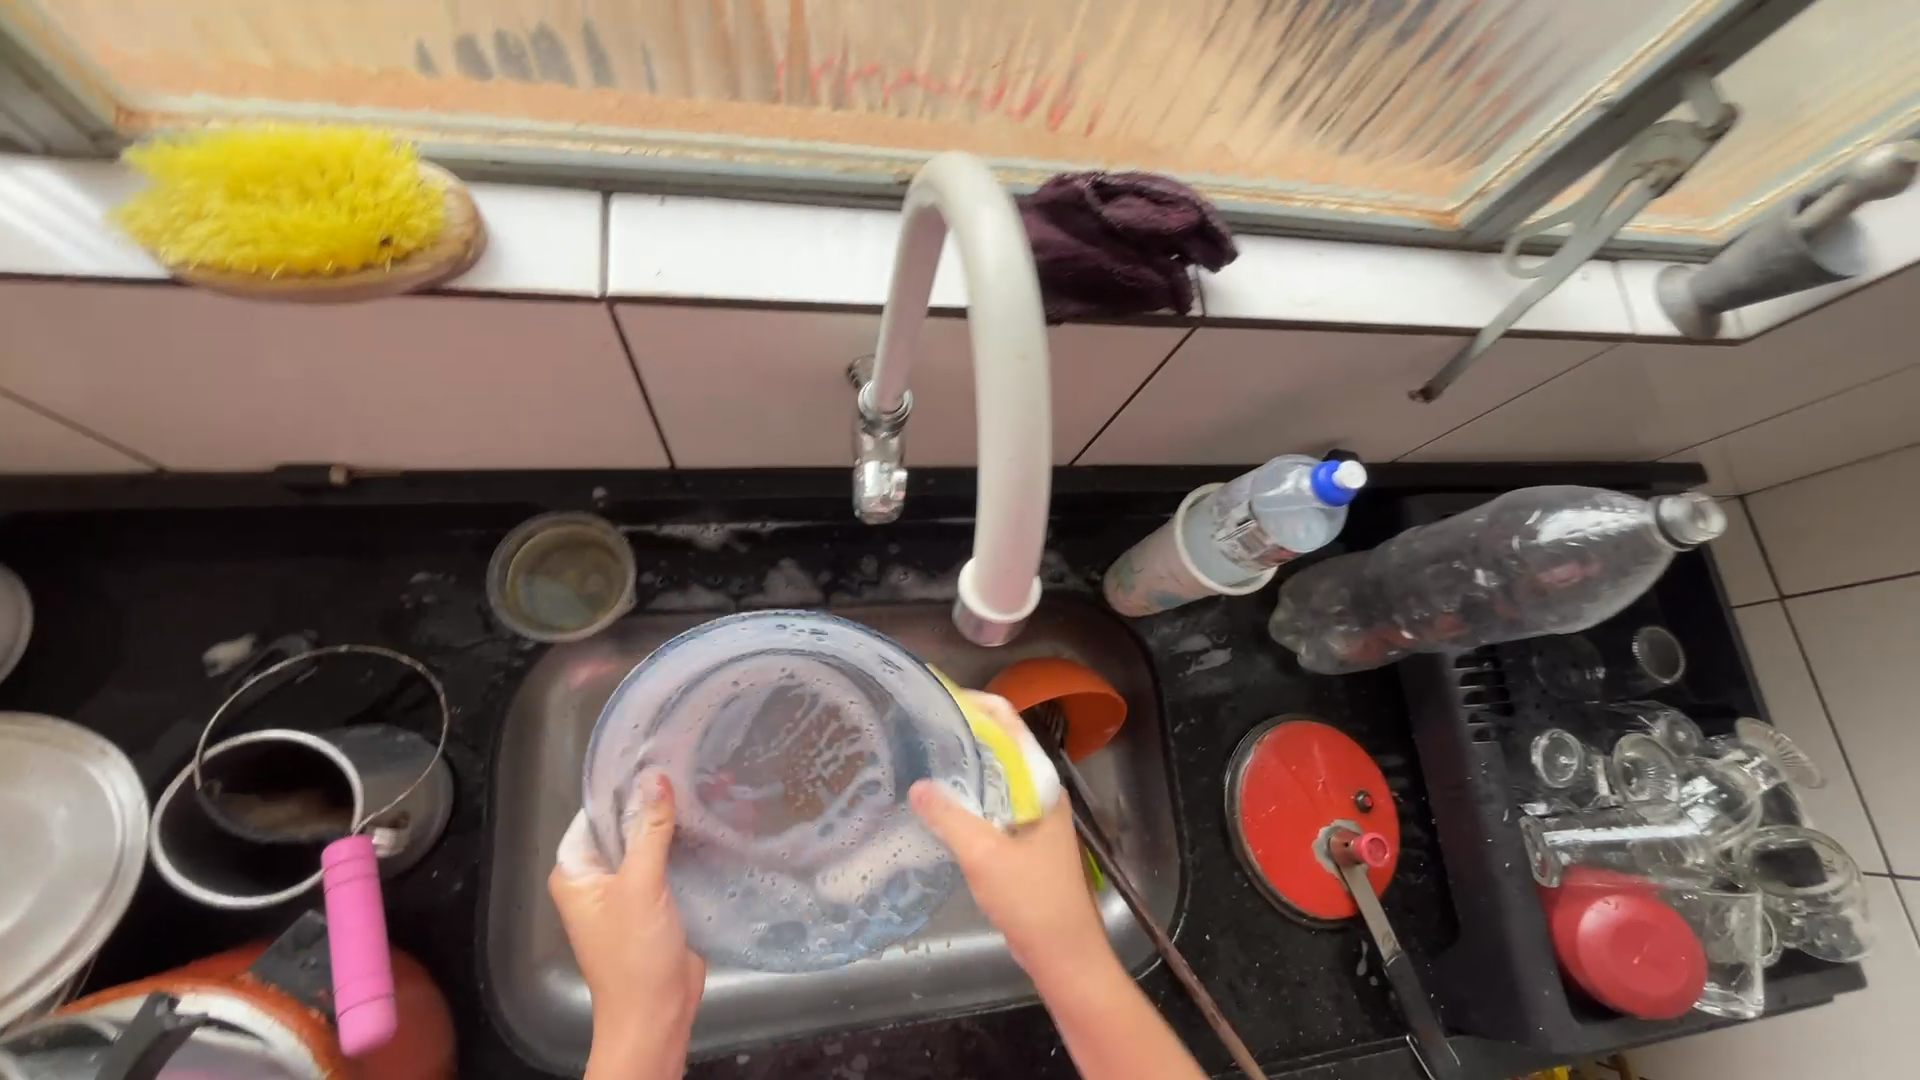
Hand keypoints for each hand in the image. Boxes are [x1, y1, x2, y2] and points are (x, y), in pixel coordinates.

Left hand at [549, 773, 705, 1079]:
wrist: (657, 1014)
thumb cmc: (634, 954)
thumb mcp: (640, 884)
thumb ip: (649, 829)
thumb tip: (656, 778)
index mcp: (577, 872)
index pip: (597, 814)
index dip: (626, 786)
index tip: (660, 757)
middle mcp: (599, 876)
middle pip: (627, 825)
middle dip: (660, 800)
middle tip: (697, 768)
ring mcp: (630, 888)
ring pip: (654, 841)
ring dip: (680, 820)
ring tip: (715, 787)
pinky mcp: (659, 899)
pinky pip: (672, 860)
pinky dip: (691, 842)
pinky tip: (717, 822)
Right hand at [909, 692, 1111, 982]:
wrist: (1064, 954)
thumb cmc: (1032, 900)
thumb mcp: (985, 856)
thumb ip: (950, 818)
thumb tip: (917, 786)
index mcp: (1039, 782)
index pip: (1009, 723)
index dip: (977, 703)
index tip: (939, 699)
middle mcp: (1039, 789)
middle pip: (1000, 745)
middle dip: (963, 732)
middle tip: (919, 728)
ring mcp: (1033, 813)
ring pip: (995, 775)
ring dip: (964, 765)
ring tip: (922, 758)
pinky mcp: (1023, 836)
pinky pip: (992, 802)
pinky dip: (968, 794)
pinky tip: (940, 804)